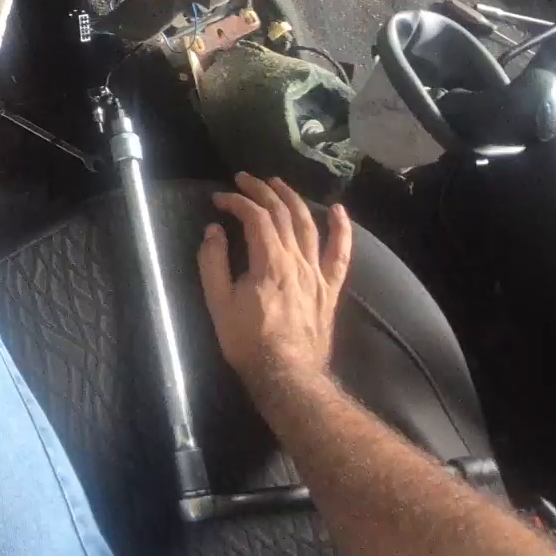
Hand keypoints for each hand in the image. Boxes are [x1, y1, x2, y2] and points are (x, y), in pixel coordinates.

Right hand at [198, 172, 353, 392]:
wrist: (287, 376)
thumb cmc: (248, 341)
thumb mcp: (218, 303)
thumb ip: (213, 262)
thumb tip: (213, 230)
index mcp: (269, 262)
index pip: (255, 217)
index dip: (236, 201)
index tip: (218, 199)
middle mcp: (297, 260)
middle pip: (282, 214)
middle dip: (261, 190)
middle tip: (243, 179)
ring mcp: (317, 273)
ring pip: (309, 224)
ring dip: (292, 198)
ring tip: (277, 183)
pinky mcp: (330, 288)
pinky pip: (341, 254)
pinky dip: (342, 229)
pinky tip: (338, 210)